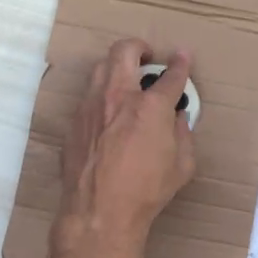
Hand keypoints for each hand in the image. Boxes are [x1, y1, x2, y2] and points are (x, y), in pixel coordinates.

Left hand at [56, 39, 196, 247]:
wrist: (100, 210)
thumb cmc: (146, 190)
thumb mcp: (182, 165)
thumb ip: (182, 136)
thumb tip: (177, 121)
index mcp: (151, 106)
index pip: (171, 75)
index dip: (181, 64)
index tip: (183, 58)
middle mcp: (118, 97)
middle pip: (125, 51)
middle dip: (139, 47)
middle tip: (147, 56)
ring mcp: (91, 107)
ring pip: (100, 68)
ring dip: (116, 66)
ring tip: (126, 79)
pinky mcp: (75, 123)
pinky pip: (88, 96)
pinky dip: (102, 95)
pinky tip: (109, 112)